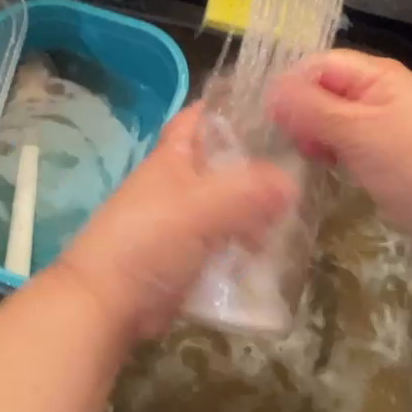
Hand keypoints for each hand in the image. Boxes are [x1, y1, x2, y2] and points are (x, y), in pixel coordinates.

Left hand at [50, 105, 294, 340]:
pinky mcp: (189, 258)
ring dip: (257, 211)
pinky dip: (248, 246)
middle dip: (258, 165)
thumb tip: (292, 182)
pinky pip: (227, 244)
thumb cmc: (148, 240)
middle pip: (223, 164)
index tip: (272, 107)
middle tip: (303, 166)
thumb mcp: (200, 208)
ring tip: (299, 213)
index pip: (200, 118)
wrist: (108, 304)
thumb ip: (247, 192)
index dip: (229, 107)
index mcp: (173, 158)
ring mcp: (184, 223)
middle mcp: (179, 184)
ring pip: (229, 206)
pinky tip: (277, 251)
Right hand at [268, 49, 411, 258]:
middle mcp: (380, 88)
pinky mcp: (380, 145)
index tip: (272, 115)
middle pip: (324, 86)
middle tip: (292, 140)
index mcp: (380, 73)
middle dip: (302, 109)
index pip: (321, 63)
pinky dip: (329, 144)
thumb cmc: (411, 167)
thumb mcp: (358, 133)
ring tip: (309, 153)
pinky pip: (343, 133)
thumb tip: (271, 92)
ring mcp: (382, 117)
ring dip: (314, 129)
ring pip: (330, 111)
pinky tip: (325, 161)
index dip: (294, 84)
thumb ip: (313, 108)